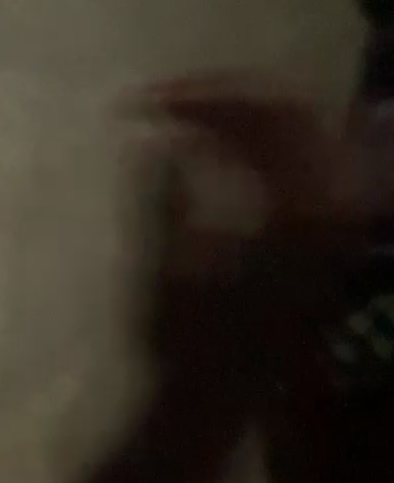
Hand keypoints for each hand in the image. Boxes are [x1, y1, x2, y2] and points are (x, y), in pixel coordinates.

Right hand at [134, 76, 369, 401]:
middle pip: (294, 111)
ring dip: (239, 119)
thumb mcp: (165, 267)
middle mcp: (342, 193)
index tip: (139, 106)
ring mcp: (341, 208)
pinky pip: (304, 157)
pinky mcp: (326, 224)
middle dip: (222, 99)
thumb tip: (163, 141)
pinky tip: (213, 151)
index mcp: (306, 201)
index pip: (270, 112)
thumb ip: (168, 198)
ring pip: (303, 130)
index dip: (205, 97)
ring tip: (182, 120)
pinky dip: (254, 145)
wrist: (221, 386)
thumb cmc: (183, 336)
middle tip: (158, 104)